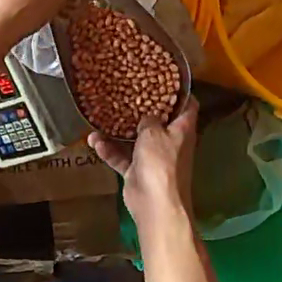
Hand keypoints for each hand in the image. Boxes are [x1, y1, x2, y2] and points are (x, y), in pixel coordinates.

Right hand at [90, 97, 197, 226]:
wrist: (155, 203)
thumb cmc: (161, 163)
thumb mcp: (153, 133)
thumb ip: (148, 119)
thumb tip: (147, 114)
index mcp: (182, 130)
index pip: (188, 106)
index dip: (180, 91)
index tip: (164, 79)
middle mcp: (170, 142)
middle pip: (159, 121)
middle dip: (144, 108)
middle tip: (127, 92)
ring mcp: (153, 158)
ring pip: (136, 140)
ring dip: (119, 130)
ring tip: (103, 116)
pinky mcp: (138, 172)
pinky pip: (122, 157)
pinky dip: (109, 150)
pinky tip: (94, 141)